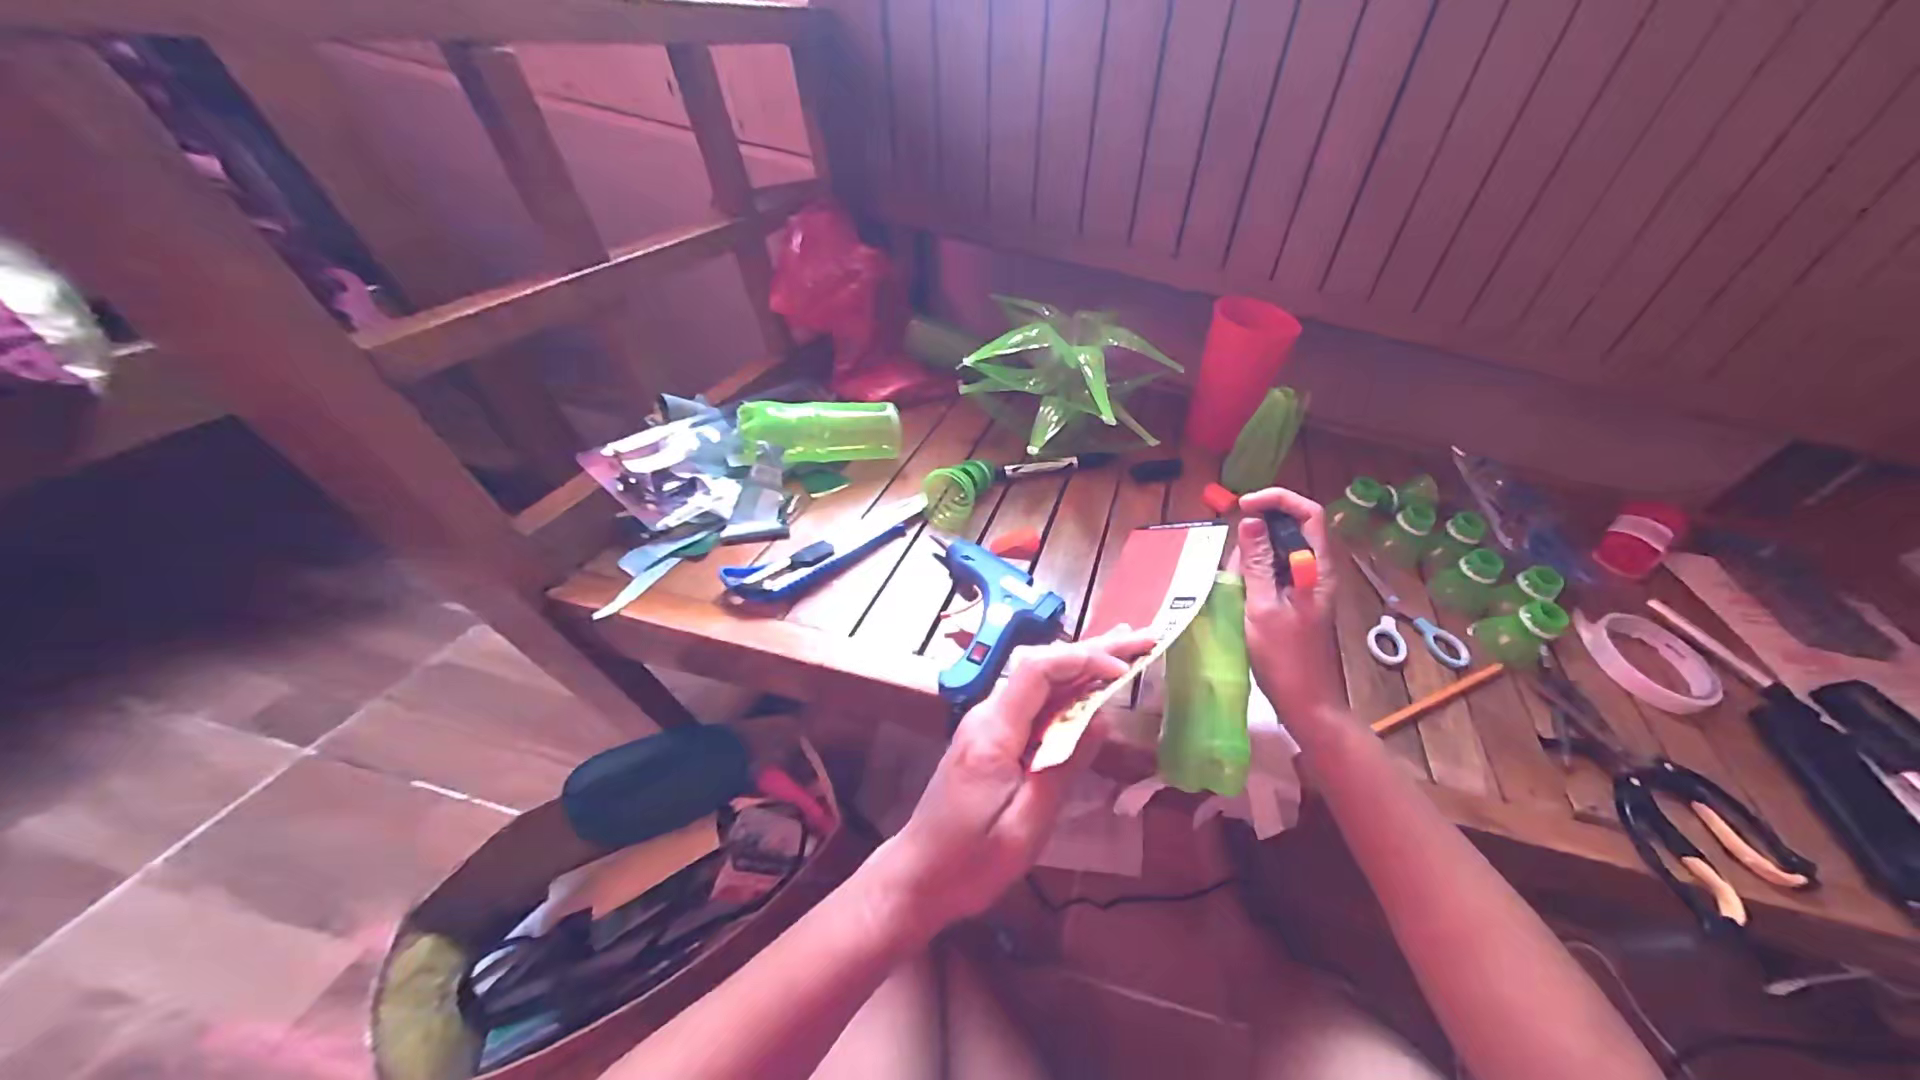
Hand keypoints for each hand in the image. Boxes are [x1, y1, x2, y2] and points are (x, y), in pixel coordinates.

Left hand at [869, 626, 1156, 931]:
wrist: (918, 874)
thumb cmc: (971, 860)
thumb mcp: (1026, 826)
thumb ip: (1062, 768)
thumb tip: (1100, 720)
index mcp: (993, 731)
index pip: (1037, 671)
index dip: (1082, 660)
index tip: (1123, 670)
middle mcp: (987, 716)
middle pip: (1040, 667)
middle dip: (1091, 651)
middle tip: (1142, 637)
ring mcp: (986, 725)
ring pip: (1037, 682)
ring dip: (1081, 666)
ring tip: (1125, 649)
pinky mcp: (990, 739)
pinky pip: (1032, 704)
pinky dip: (1066, 692)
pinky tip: (1089, 687)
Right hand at [1228, 488, 1344, 722]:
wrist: (1307, 703)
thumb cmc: (1286, 658)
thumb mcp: (1263, 607)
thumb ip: (1257, 563)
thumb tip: (1250, 521)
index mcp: (1318, 568)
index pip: (1309, 513)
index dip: (1277, 500)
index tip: (1243, 506)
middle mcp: (1316, 570)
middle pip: (1293, 527)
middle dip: (1259, 528)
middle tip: (1232, 550)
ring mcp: (1307, 585)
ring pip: (1280, 550)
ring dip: (1253, 553)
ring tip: (1234, 579)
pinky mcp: (1295, 599)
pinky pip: (1274, 571)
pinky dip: (1254, 572)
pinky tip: (1239, 592)